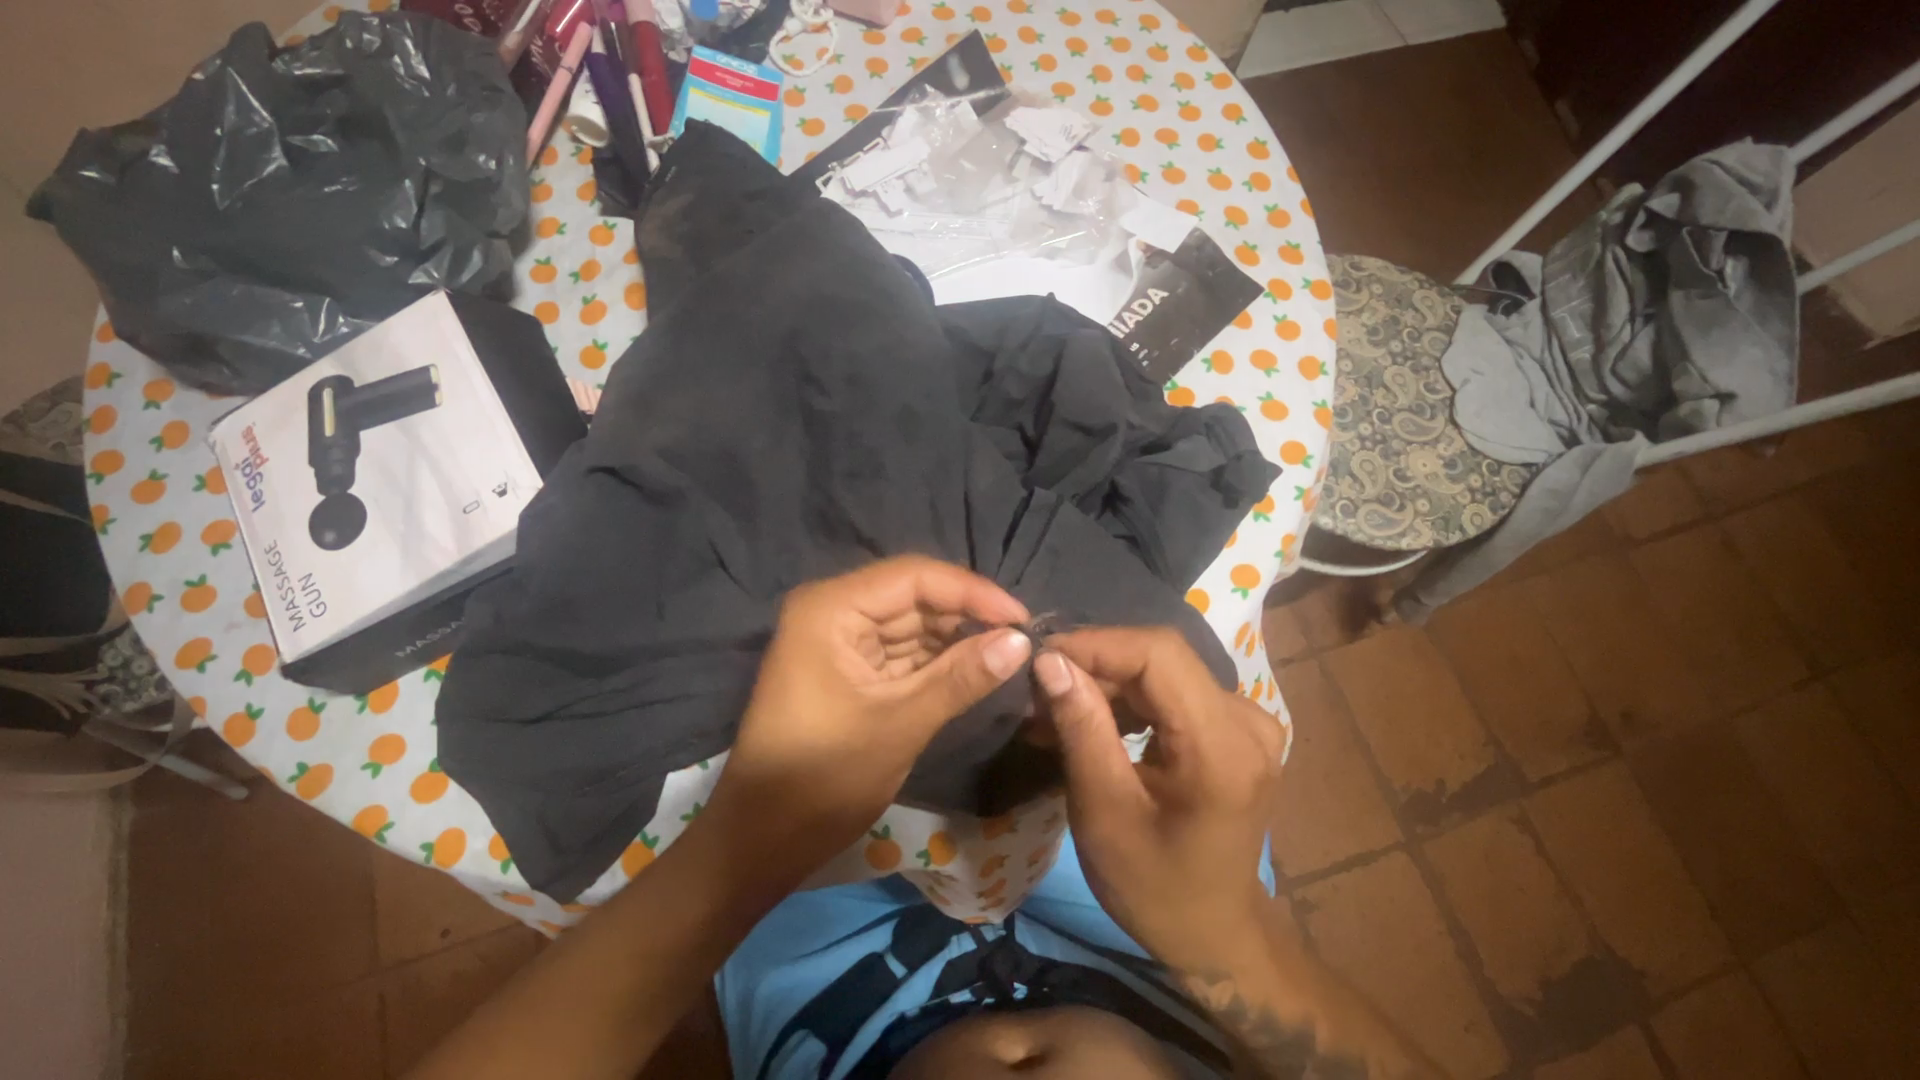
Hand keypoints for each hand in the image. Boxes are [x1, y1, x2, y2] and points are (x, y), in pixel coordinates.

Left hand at [701, 556, 1033, 885]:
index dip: (973, 593)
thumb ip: (961, 677)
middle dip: (967, 617)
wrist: (762, 839)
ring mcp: (837, 642)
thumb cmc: (824, 778)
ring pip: (910, 626)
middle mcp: (832, 612)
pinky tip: (976, 671)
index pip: (915, 577)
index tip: (1024, 620)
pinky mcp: (845, 671)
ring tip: (1010, 655)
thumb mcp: (901, 724)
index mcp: (832, 609)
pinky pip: (899, 654)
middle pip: (913, 597)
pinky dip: (936, 663)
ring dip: (956, 640)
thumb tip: (1021, 642)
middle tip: (1023, 641)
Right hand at [1037, 627, 1284, 973]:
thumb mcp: (1103, 812)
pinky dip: (1129, 699)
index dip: (1095, 643)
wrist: (1212, 930)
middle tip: (1036, 685)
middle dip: (1094, 664)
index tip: (1038, 656)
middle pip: (1163, 660)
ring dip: (1106, 681)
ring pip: (1165, 672)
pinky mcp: (1239, 728)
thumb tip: (1049, 660)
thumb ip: (1082, 728)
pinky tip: (1089, 716)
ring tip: (1052, 705)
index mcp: (1223, 747)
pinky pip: (1176, 692)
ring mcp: (1250, 722)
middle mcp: (1249, 721)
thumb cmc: (1152, 885)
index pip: (1159, 655)